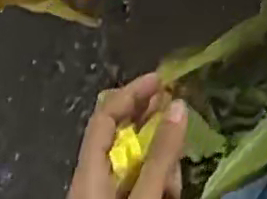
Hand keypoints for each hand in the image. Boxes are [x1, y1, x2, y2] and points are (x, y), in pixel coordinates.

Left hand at [67, 74, 188, 198]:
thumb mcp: (144, 196)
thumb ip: (161, 154)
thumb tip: (179, 104)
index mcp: (88, 172)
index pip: (105, 115)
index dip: (132, 92)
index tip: (161, 79)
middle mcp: (92, 179)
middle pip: (121, 135)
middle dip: (152, 122)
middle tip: (178, 109)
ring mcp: (103, 195)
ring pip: (134, 160)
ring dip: (159, 158)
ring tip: (177, 173)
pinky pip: (137, 182)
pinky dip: (156, 179)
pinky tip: (171, 190)